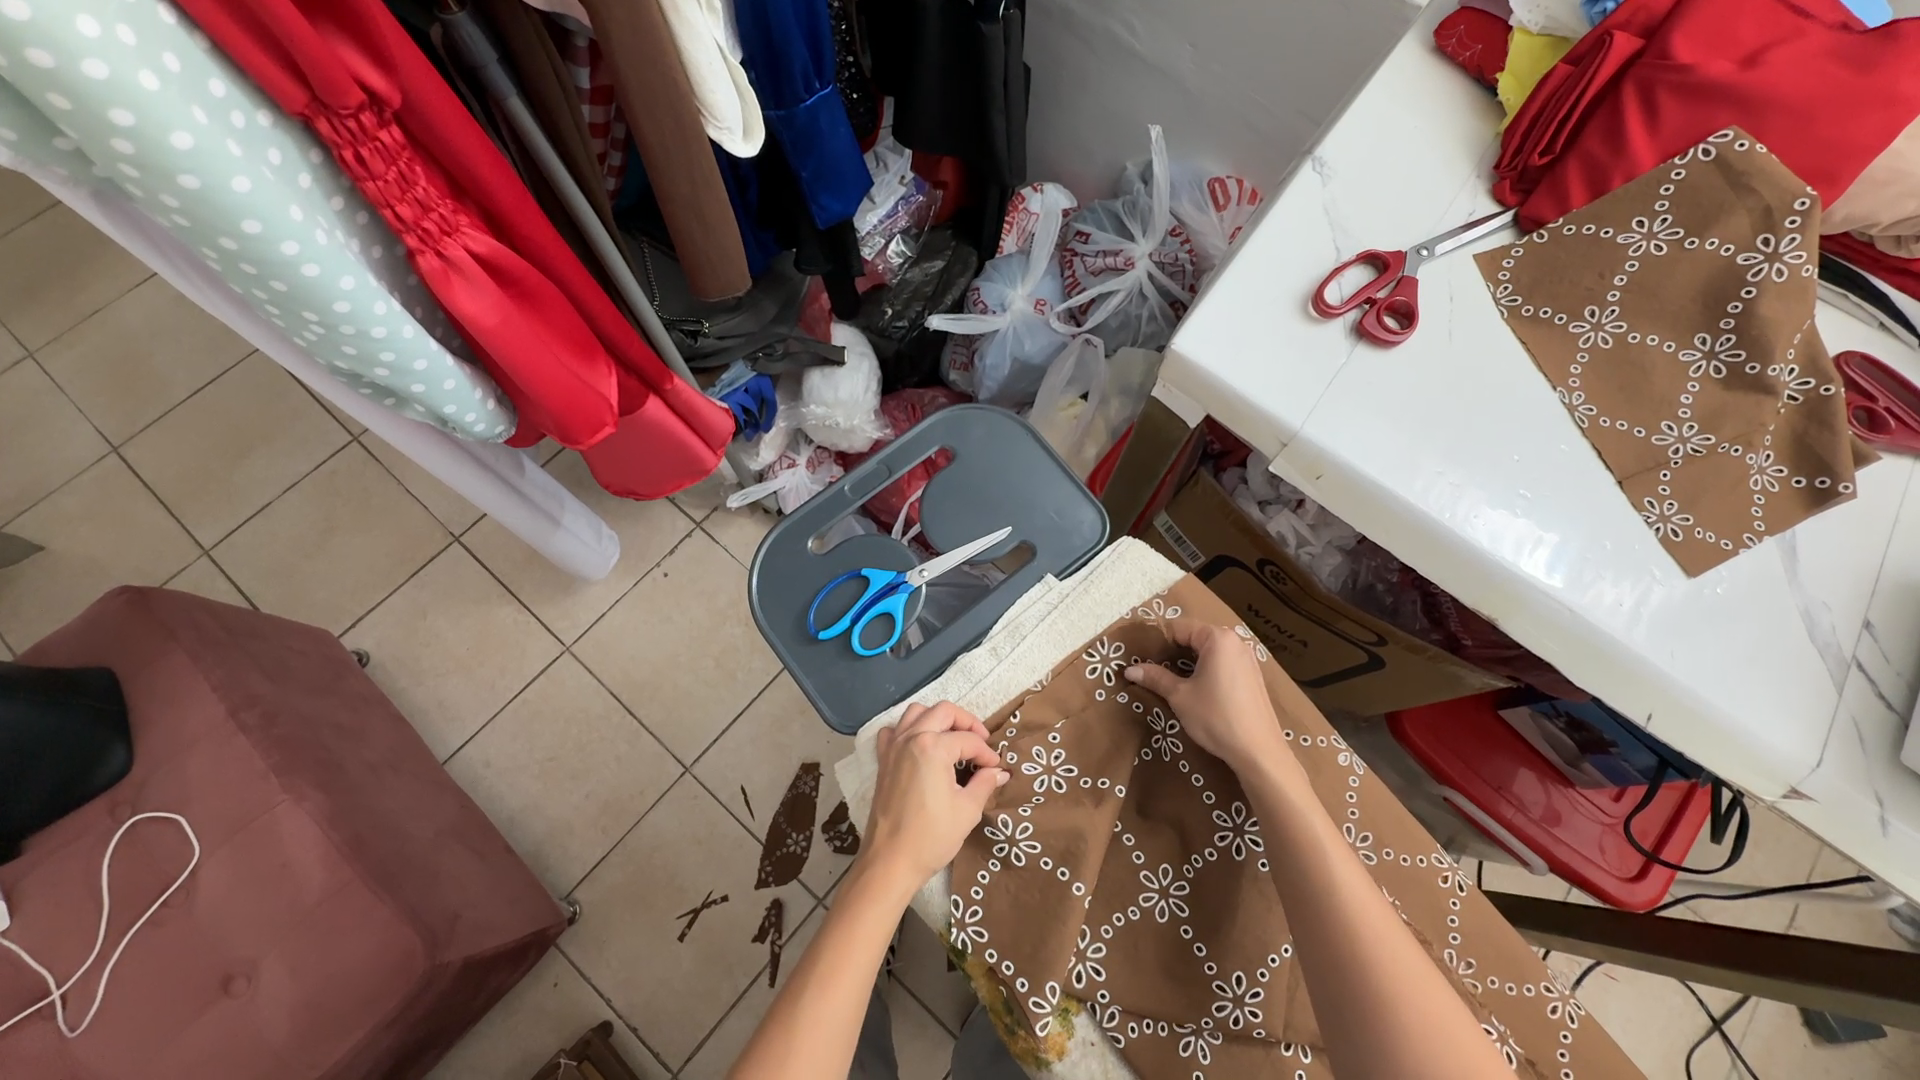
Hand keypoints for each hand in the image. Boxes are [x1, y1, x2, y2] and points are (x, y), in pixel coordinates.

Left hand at [863, 702, 1008, 894]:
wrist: (890, 861)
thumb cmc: (931, 837)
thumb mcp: (967, 810)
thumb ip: (984, 783)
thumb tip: (999, 772)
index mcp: (933, 747)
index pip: (969, 740)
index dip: (987, 753)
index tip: (996, 768)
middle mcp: (911, 738)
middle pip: (944, 712)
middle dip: (967, 723)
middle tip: (981, 743)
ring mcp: (893, 747)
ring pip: (917, 712)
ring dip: (938, 719)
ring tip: (954, 738)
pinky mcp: (882, 761)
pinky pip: (894, 730)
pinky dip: (909, 730)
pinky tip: (920, 746)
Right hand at [1123, 619, 1298, 774]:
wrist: (1258, 751)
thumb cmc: (1216, 717)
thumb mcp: (1180, 696)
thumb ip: (1155, 677)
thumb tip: (1130, 669)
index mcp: (1218, 639)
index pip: (1179, 627)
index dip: (1159, 641)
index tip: (1143, 658)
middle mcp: (1236, 642)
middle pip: (1196, 637)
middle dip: (1174, 652)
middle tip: (1154, 670)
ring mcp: (1247, 659)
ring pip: (1210, 652)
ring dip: (1190, 663)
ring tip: (1172, 681)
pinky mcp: (1252, 676)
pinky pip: (1223, 664)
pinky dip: (1207, 671)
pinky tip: (1197, 690)